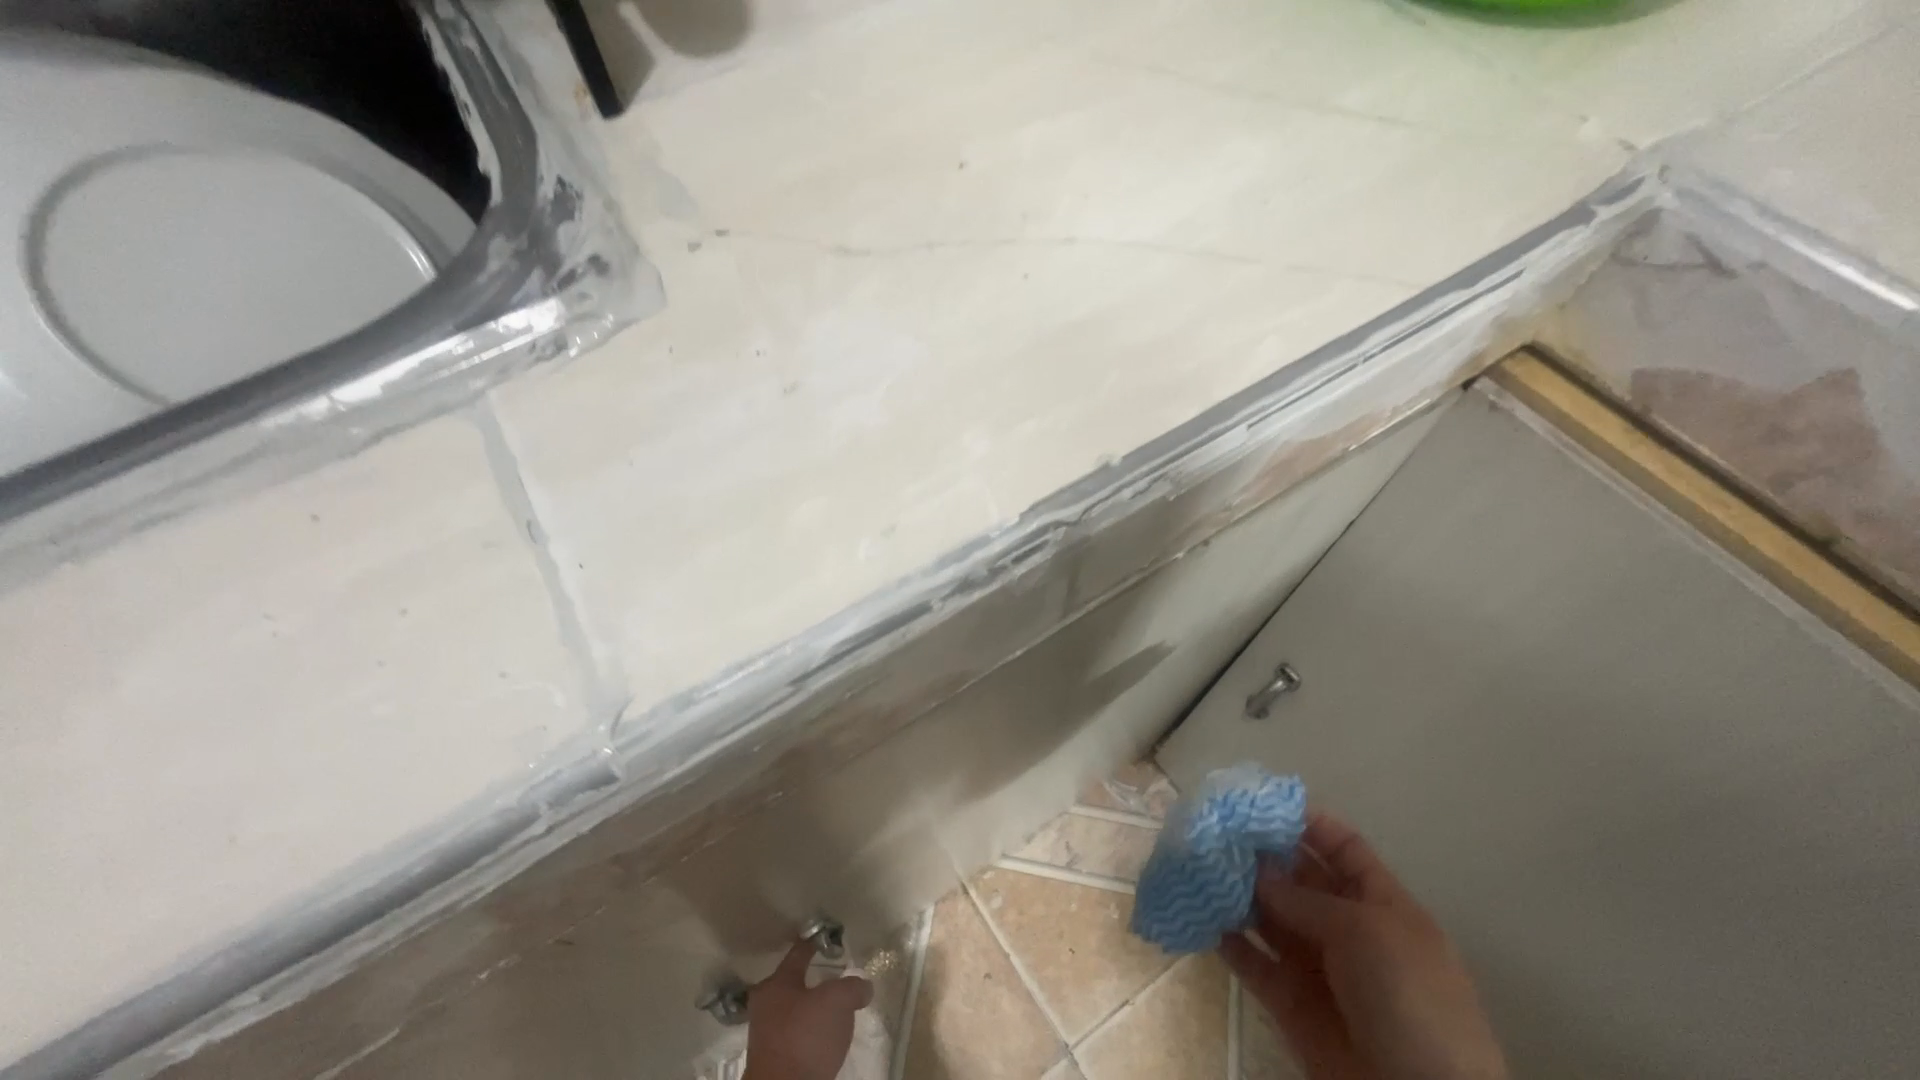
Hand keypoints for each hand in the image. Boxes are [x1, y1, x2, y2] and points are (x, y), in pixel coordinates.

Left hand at [741, 937, 873, 1079]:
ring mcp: (768, 1033)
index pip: (798, 953)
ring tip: (837, 1010)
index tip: (827, 936)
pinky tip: (827, 1036)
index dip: (815, 942)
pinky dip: (812, 1031)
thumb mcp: (836, 1002)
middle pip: (794, 983)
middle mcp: (766, 1005)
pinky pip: (798, 1034)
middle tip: (837, 977)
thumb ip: (852, 987)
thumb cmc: (805, 1037)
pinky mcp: (776, 1057)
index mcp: (776, 984)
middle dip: (814, 980)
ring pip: (796, 1010)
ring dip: (814, 1008)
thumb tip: (863, 987)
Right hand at [1219, 812, 1506, 1079]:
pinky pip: (1251, 960)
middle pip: (1297, 877)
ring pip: (1268, 915)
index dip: (1307, 822)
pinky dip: (1225, 938)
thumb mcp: (1367, 934)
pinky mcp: (1287, 1000)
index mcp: (1380, 903)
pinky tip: (1198, 914)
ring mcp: (1315, 964)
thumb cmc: (1411, 999)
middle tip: (1213, 829)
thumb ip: (1307, 900)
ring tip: (1196, 864)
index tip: (1260, 802)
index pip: (1342, 847)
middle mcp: (1345, 927)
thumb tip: (1257, 872)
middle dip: (1260, 853)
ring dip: (1236, 891)